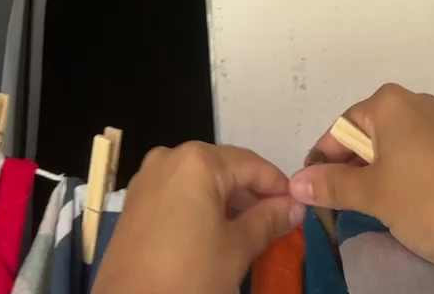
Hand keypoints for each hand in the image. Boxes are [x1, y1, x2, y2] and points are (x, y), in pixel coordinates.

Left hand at [92, 142, 303, 293]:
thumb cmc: (188, 276)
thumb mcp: (237, 248)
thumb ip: (268, 220)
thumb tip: (294, 206)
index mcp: (197, 160)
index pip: (250, 163)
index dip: (277, 184)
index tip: (298, 204)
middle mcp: (169, 156)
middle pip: (223, 167)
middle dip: (251, 192)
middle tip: (277, 219)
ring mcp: (148, 176)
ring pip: (199, 179)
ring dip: (226, 199)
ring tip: (250, 228)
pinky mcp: (135, 200)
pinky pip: (177, 191)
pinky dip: (199, 204)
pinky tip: (214, 231)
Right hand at [288, 84, 433, 274]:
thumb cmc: (429, 201)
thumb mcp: (373, 195)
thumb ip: (332, 186)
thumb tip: (297, 183)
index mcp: (389, 102)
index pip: (341, 127)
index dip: (325, 160)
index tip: (315, 192)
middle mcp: (415, 104)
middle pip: (367, 136)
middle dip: (352, 170)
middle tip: (343, 207)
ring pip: (394, 150)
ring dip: (379, 179)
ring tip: (375, 212)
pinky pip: (418, 160)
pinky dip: (406, 182)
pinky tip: (407, 211)